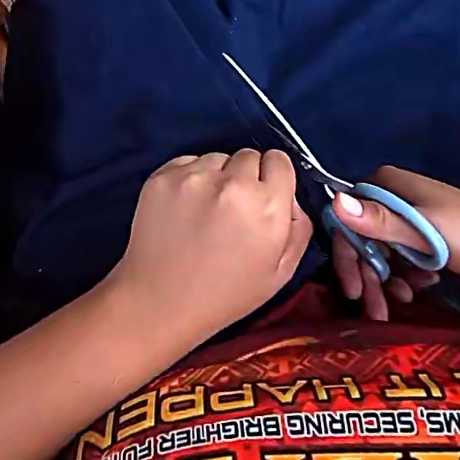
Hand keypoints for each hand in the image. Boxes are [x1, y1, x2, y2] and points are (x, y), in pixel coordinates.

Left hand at [106, 150, 312, 336]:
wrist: (160, 303)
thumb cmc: (226, 294)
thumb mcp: (282, 272)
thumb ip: (299, 229)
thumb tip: (292, 199)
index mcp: (268, 205)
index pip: (279, 160)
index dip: (274, 177)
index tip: (265, 195)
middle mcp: (234, 184)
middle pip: (249, 156)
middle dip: (247, 177)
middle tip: (235, 208)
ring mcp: (195, 178)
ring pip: (217, 158)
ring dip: (218, 176)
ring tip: (207, 209)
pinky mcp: (163, 178)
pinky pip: (187, 162)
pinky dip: (190, 178)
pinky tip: (185, 208)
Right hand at [327, 166, 459, 321]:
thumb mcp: (425, 231)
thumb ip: (380, 221)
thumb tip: (334, 202)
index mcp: (393, 186)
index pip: (349, 216)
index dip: (347, 252)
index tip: (352, 286)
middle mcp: (397, 199)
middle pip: (363, 239)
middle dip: (368, 276)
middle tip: (374, 310)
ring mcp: (412, 221)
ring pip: (380, 254)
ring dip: (386, 282)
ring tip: (402, 302)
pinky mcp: (424, 241)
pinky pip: (399, 261)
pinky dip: (405, 279)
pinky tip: (420, 289)